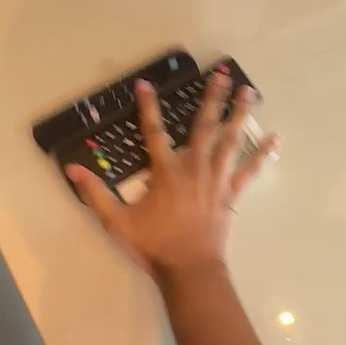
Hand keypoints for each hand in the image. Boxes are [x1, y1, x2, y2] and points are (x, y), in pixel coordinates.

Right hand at [66, 68, 279, 284]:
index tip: (145, 84)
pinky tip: (274, 139)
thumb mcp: (117, 221)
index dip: (148, 106)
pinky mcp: (231, 194)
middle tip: (221, 73)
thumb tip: (71, 169)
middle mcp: (194, 167)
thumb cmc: (154, 245)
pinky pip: (249, 171)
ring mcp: (216, 179)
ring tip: (249, 92)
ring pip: (230, 140)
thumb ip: (95, 193)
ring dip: (239, 114)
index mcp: (166, 171)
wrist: (189, 271)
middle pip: (204, 126)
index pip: (153, 131)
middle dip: (212, 98)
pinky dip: (262, 154)